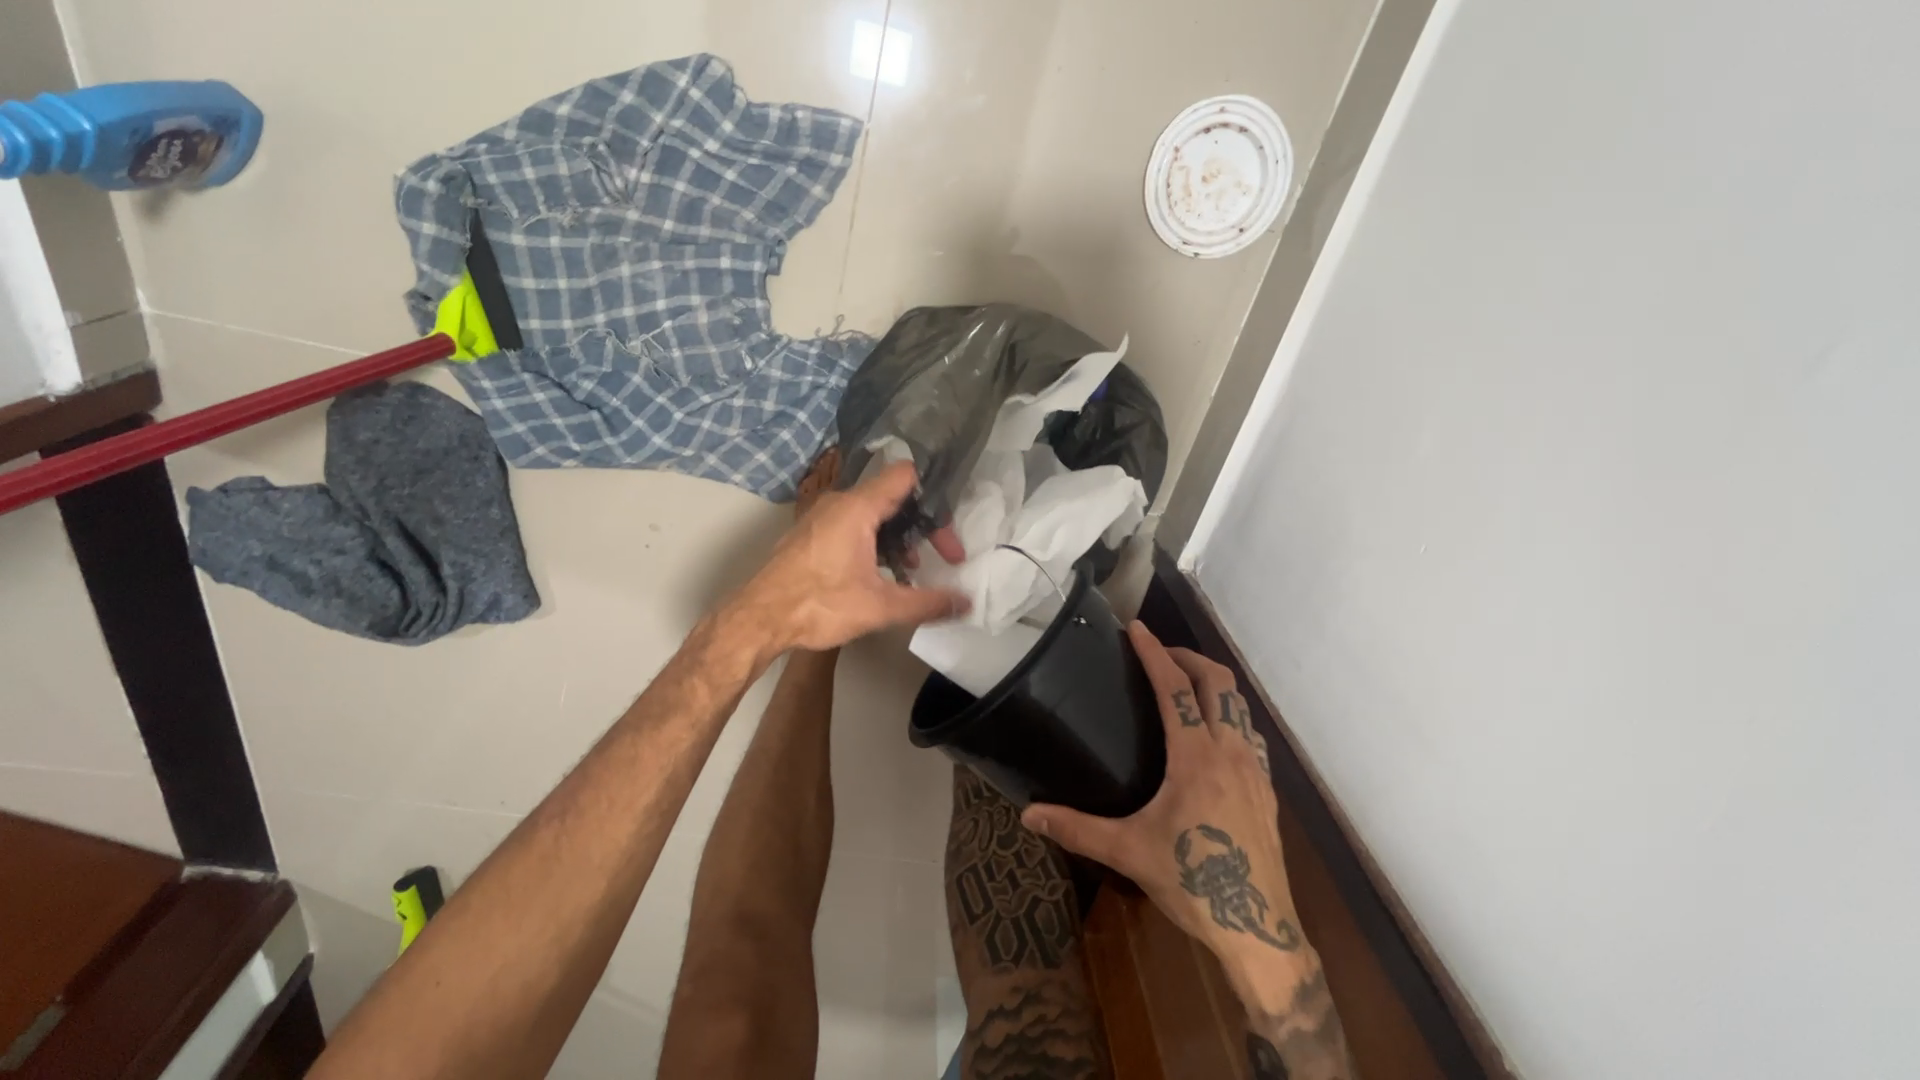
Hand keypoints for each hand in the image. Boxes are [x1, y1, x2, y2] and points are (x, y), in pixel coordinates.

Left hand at [731, 461, 969, 653]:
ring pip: (870, 514)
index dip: (934, 498)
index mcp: (857, 508)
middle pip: (891, 497)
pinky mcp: (810, 535)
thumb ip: (927, 602)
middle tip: (941, 557)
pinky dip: (873, 542)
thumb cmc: (818, 606)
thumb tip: (966, 603)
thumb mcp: (880, 607)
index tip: (948, 532)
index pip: (905, 477)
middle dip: (920, 526)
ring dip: (896, 538)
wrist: (758, 620)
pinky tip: (879, 575)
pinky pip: (851, 526)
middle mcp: (838, 503)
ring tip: (911, 571)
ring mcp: (820, 517)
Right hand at [1021, 623, 1302, 969]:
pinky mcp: (1268, 789)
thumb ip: (1076, 829)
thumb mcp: (1128, 853)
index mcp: (1196, 757)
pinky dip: (1231, 715)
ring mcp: (1256, 769)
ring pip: (1241, 704)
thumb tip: (1028, 815)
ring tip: (1185, 686)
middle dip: (1189, 657)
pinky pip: (1251, 733)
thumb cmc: (1192, 883)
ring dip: (1213, 683)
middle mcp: (1231, 751)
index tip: (1137, 628)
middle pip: (1219, 681)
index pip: (1175, 688)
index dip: (1154, 653)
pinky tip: (1215, 736)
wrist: (1257, 928)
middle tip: (1158, 654)